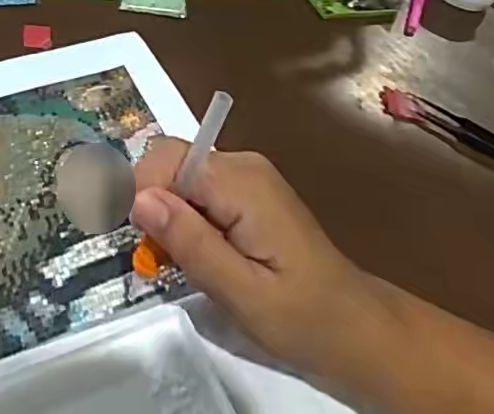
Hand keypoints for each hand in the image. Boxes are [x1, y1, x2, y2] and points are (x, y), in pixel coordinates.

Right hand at [131, 137, 369, 371]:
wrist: (362, 334)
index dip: (138, 189)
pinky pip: (195, 190)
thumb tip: (139, 199)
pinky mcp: (244, 192)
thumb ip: (191, 243)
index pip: (166, 158)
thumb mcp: (244, 294)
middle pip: (169, 162)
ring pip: (178, 176)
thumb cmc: (308, 321)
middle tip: (151, 257)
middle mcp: (240, 165)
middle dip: (148, 203)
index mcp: (241, 182)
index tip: (130, 235)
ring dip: (164, 215)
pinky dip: (182, 219)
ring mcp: (244, 176)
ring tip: (170, 262)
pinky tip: (191, 254)